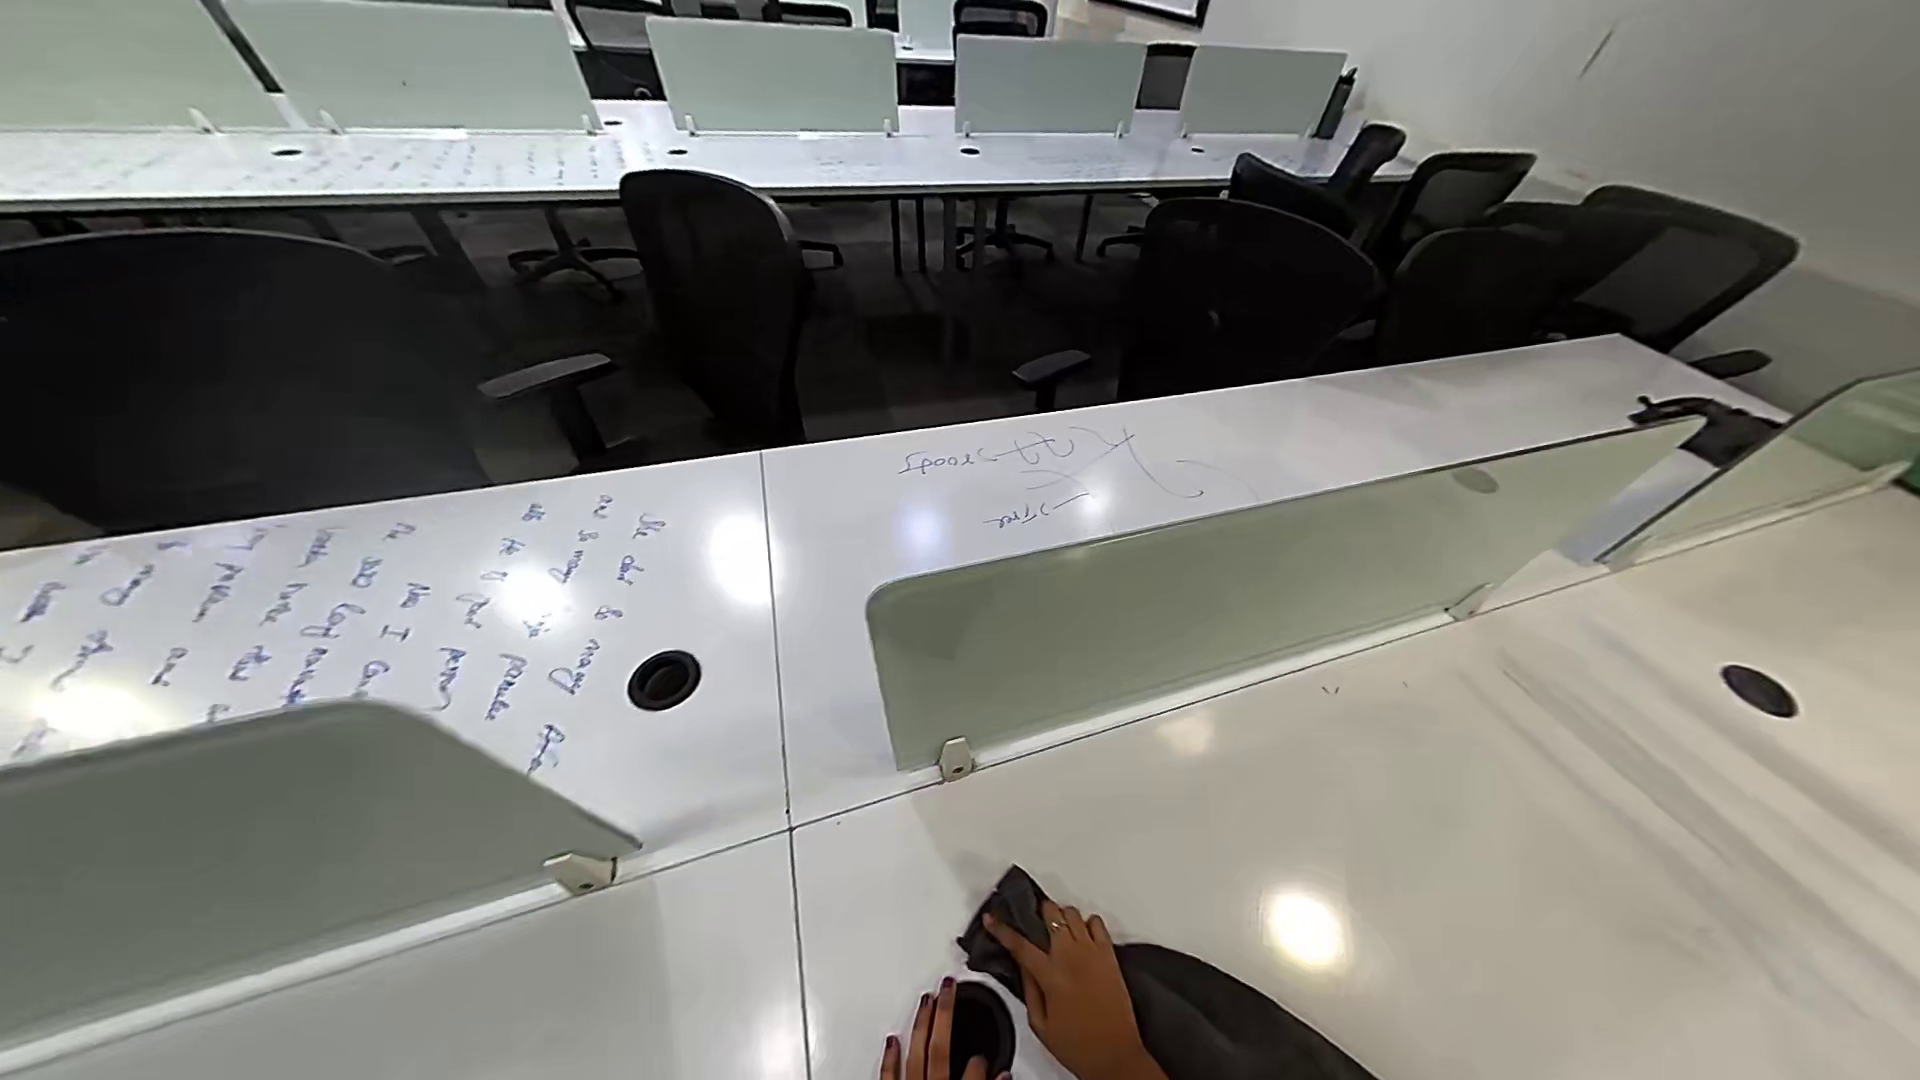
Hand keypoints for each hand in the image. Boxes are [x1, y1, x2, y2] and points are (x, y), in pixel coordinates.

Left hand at [880, 977, 1007, 1079]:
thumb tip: (1005, 1076)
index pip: (975, 1068)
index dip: (981, 1058)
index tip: (984, 1051)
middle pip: (940, 1048)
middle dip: (945, 1013)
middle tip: (948, 985)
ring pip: (916, 1055)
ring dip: (921, 1025)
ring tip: (926, 998)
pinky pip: (890, 1078)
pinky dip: (890, 1059)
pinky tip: (892, 1039)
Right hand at [983, 902, 1168, 1079]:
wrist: (1116, 1056)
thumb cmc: (1077, 1046)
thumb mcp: (1041, 1026)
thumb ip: (1029, 990)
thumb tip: (1023, 965)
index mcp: (1050, 975)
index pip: (1019, 944)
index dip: (1001, 929)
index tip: (991, 918)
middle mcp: (1069, 956)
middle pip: (1051, 914)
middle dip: (1040, 911)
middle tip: (1038, 920)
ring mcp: (1091, 951)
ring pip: (1072, 912)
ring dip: (1062, 915)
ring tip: (1060, 927)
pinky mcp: (1109, 953)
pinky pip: (1097, 922)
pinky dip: (1088, 922)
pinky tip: (1083, 934)